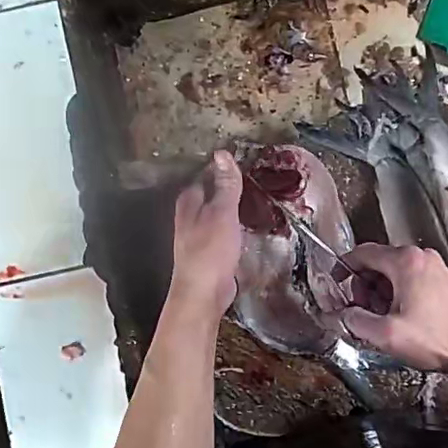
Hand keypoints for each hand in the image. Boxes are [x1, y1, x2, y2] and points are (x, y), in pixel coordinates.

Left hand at [169, 150, 241, 315]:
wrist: (204, 293)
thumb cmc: (210, 252)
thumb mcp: (222, 213)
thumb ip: (225, 185)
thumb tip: (223, 154)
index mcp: (189, 202)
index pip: (205, 173)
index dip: (222, 165)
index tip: (244, 157)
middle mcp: (190, 215)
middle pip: (211, 192)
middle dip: (229, 184)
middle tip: (256, 175)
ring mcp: (200, 233)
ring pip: (219, 211)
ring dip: (235, 205)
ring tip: (258, 196)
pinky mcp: (211, 250)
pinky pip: (226, 229)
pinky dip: (237, 223)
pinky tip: (251, 224)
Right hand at [333, 243, 447, 373]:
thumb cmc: (437, 339)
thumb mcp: (385, 334)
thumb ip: (355, 321)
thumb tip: (341, 315)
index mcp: (405, 262)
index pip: (363, 253)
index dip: (343, 267)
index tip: (335, 282)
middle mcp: (421, 258)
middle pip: (377, 263)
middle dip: (362, 286)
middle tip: (359, 310)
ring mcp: (434, 268)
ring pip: (392, 273)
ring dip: (379, 293)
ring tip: (380, 319)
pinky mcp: (441, 282)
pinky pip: (409, 280)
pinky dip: (396, 294)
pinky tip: (397, 318)